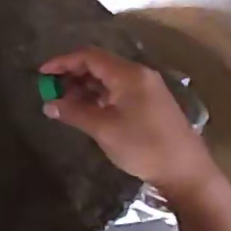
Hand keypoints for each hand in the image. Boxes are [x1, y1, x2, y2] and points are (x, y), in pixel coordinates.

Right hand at [40, 47, 226, 208]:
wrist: (188, 174)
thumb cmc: (143, 146)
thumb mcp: (103, 129)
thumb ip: (73, 113)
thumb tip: (48, 104)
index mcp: (128, 74)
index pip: (88, 56)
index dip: (62, 62)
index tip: (42, 73)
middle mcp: (138, 74)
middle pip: (98, 63)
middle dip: (72, 74)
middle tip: (51, 89)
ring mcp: (147, 88)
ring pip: (108, 77)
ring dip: (85, 86)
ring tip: (65, 103)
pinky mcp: (151, 102)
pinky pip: (118, 89)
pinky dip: (99, 95)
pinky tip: (87, 110)